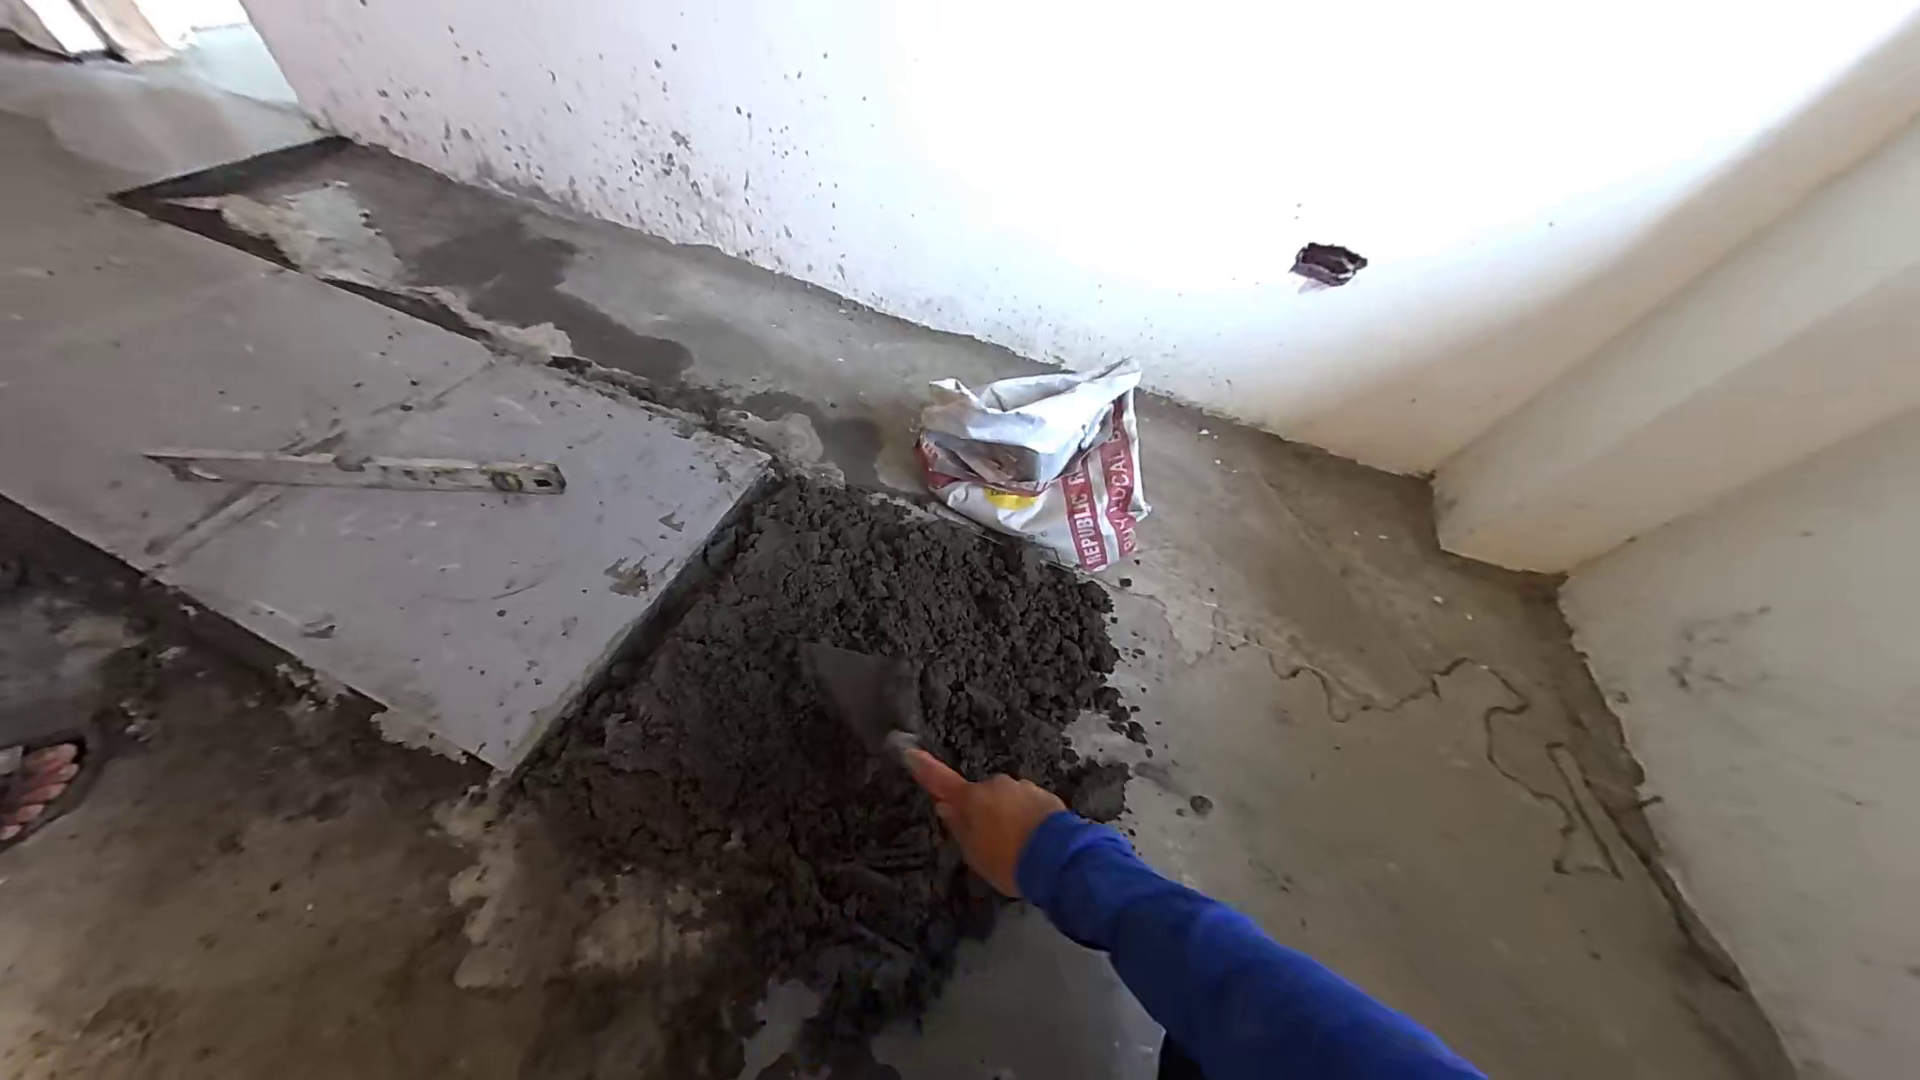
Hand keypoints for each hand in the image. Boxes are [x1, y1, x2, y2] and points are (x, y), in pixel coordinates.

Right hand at [905, 749, 1064, 897]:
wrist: (1058, 857)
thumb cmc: (1008, 859)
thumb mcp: (976, 854)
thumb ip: (960, 828)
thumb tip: (945, 807)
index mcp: (972, 798)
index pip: (941, 781)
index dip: (925, 769)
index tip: (910, 752)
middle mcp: (995, 784)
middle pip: (981, 796)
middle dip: (983, 812)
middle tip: (991, 843)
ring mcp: (1021, 787)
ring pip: (1006, 800)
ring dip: (1007, 817)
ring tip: (1017, 848)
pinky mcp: (1043, 795)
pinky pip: (1027, 805)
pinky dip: (1026, 819)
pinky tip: (1034, 841)